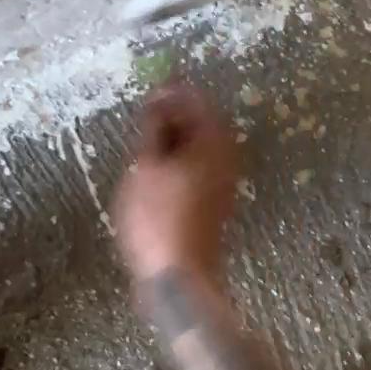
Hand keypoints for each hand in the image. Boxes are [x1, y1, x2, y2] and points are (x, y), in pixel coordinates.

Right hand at [113, 84, 237, 282]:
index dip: (173, 91)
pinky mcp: (215, 200)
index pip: (196, 100)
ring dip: (174, 138)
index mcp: (213, 141)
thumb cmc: (157, 217)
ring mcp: (224, 180)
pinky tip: (155, 168)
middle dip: (173, 114)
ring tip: (145, 142)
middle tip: (144, 116)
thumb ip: (154, 128)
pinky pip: (197, 165)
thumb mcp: (146, 166)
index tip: (150, 91)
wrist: (179, 278)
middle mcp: (226, 156)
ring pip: (198, 145)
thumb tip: (159, 102)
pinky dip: (178, 159)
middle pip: (201, 122)